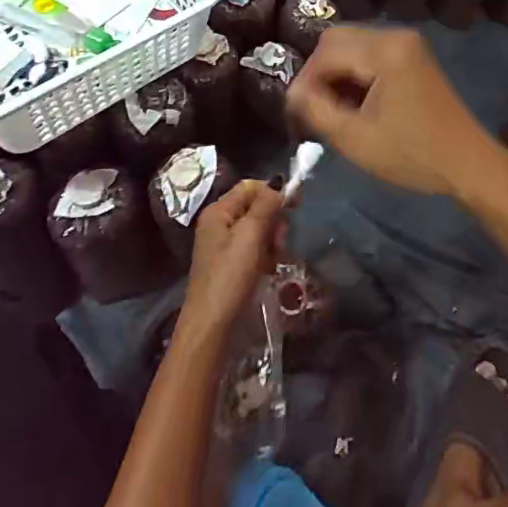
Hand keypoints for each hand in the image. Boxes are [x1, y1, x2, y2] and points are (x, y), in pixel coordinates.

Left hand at [182, 180, 282, 330]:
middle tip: (280, 240)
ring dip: (272, 239)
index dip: (273, 192)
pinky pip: (254, 248)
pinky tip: (269, 267)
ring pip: (258, 228)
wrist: (211, 325)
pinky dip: (265, 254)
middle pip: (256, 207)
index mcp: (218, 211)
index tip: (296, 205)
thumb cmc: (230, 275)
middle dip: (274, 219)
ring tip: (275, 257)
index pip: (250, 187)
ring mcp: (224, 245)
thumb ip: (266, 204)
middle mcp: (219, 223)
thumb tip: (279, 182)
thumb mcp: (250, 234)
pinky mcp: (230, 264)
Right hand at [285, 25, 500, 196]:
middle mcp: (397, 35)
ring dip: (336, 73)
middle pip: (337, 39)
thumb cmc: (412, 154)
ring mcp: (408, 43)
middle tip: (312, 110)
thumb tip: (292, 93)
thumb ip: (315, 109)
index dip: (305, 81)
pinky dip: (356, 73)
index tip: (296, 114)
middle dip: (319, 73)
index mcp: (385, 50)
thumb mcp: (355, 137)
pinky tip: (354, 103)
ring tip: (332, 110)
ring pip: (352, 45)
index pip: (325, 52)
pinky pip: (371, 53)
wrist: (468, 162)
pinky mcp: (413, 55)